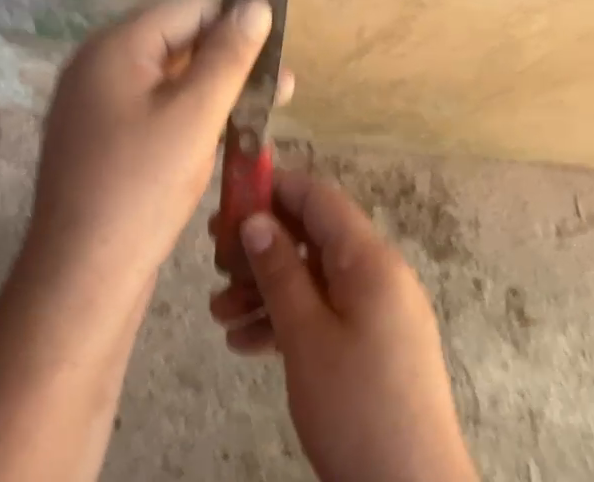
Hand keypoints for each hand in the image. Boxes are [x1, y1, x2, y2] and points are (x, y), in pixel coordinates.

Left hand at [25, 0, 290, 286]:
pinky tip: (221, 139)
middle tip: (282, 90)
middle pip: (175, 42)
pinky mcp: (100, 142)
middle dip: (229, 62)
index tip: (278, 55)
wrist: (81, 275)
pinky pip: (151, 112)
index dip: (235, 23)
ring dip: (213, 93)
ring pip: (167, 81)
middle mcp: (97, 66)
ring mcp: (94, 106)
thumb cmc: (141, 187)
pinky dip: (187, 118)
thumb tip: (255, 4)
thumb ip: (228, 57)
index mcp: (113, 46)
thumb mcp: (194, 116)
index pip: (187, 9)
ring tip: (261, 117)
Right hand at [209, 170, 478, 481]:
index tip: (227, 199)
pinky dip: (285, 320)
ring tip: (219, 314)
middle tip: (215, 262)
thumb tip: (255, 218)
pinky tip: (246, 343)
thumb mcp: (305, 334)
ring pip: (312, 280)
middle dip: (260, 248)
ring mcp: (377, 313)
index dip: (273, 188)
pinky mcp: (372, 346)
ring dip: (264, 290)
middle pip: (311, 238)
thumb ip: (278, 270)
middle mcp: (378, 276)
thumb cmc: (355, 404)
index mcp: (371, 260)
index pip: (319, 197)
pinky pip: (323, 314)